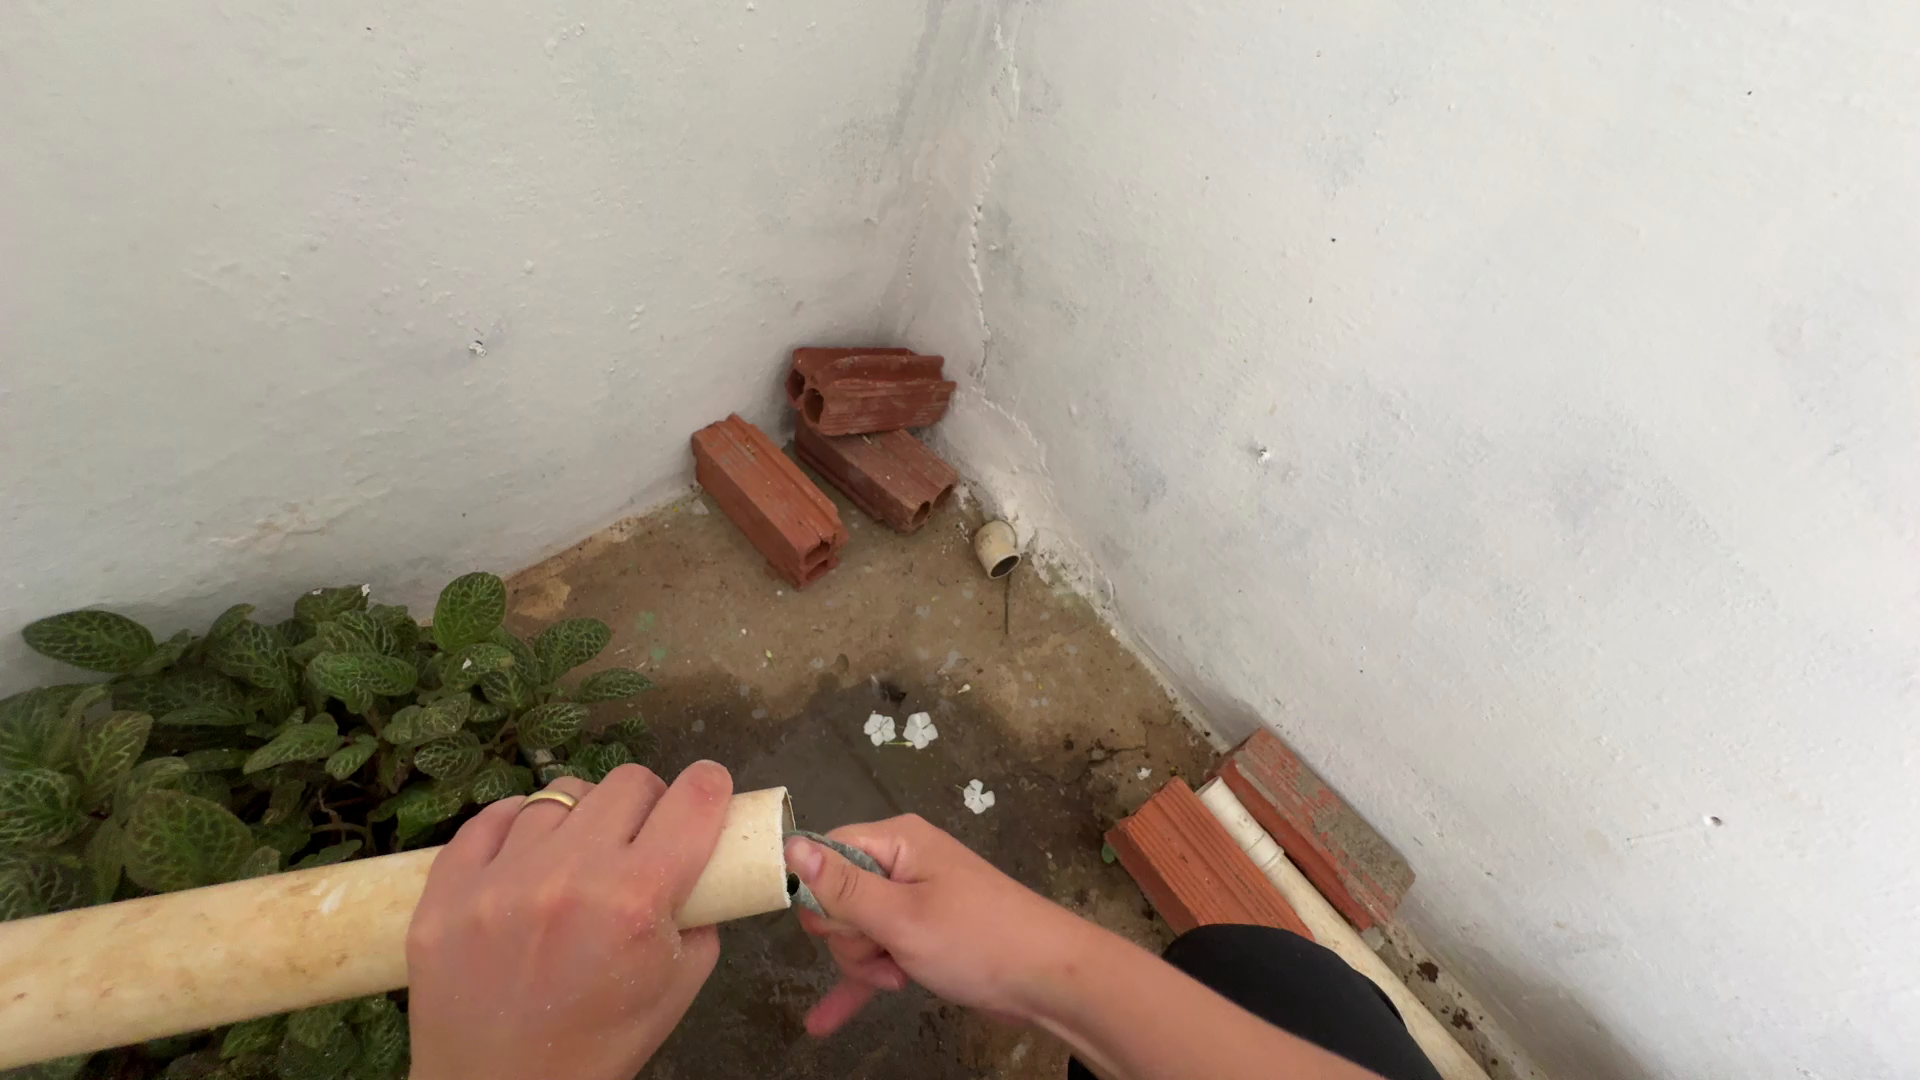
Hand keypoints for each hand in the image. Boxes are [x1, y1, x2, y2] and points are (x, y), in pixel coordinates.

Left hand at [406, 762, 733, 1079]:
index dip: (713, 785)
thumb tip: (702, 846)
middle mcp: (571, 876)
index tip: (707, 798)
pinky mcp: (446, 892)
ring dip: (584, 816)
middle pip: (631, 781)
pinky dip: (519, 826)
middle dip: (650, 803)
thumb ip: (704, 903)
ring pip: (563, 792)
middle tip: (640, 840)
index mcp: (638, 897)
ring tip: (576, 856)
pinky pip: (494, 816)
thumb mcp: (686, 977)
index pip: (696, 795)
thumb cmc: (605, 1041)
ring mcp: (501, 881)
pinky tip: (528, 857)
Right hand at [784, 814, 1096, 1034]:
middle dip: (849, 936)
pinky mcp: (923, 934)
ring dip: (867, 962)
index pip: (829, 851)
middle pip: (840, 896)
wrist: (1046, 977)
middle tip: (881, 951)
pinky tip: (824, 1022)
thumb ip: (843, 887)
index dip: (818, 891)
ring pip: (858, 931)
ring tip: (897, 977)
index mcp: (898, 841)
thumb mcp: (902, 917)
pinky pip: (879, 954)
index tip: (828, 927)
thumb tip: (790, 844)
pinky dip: (860, 982)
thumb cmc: (974, 938)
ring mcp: (914, 900)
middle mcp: (903, 862)